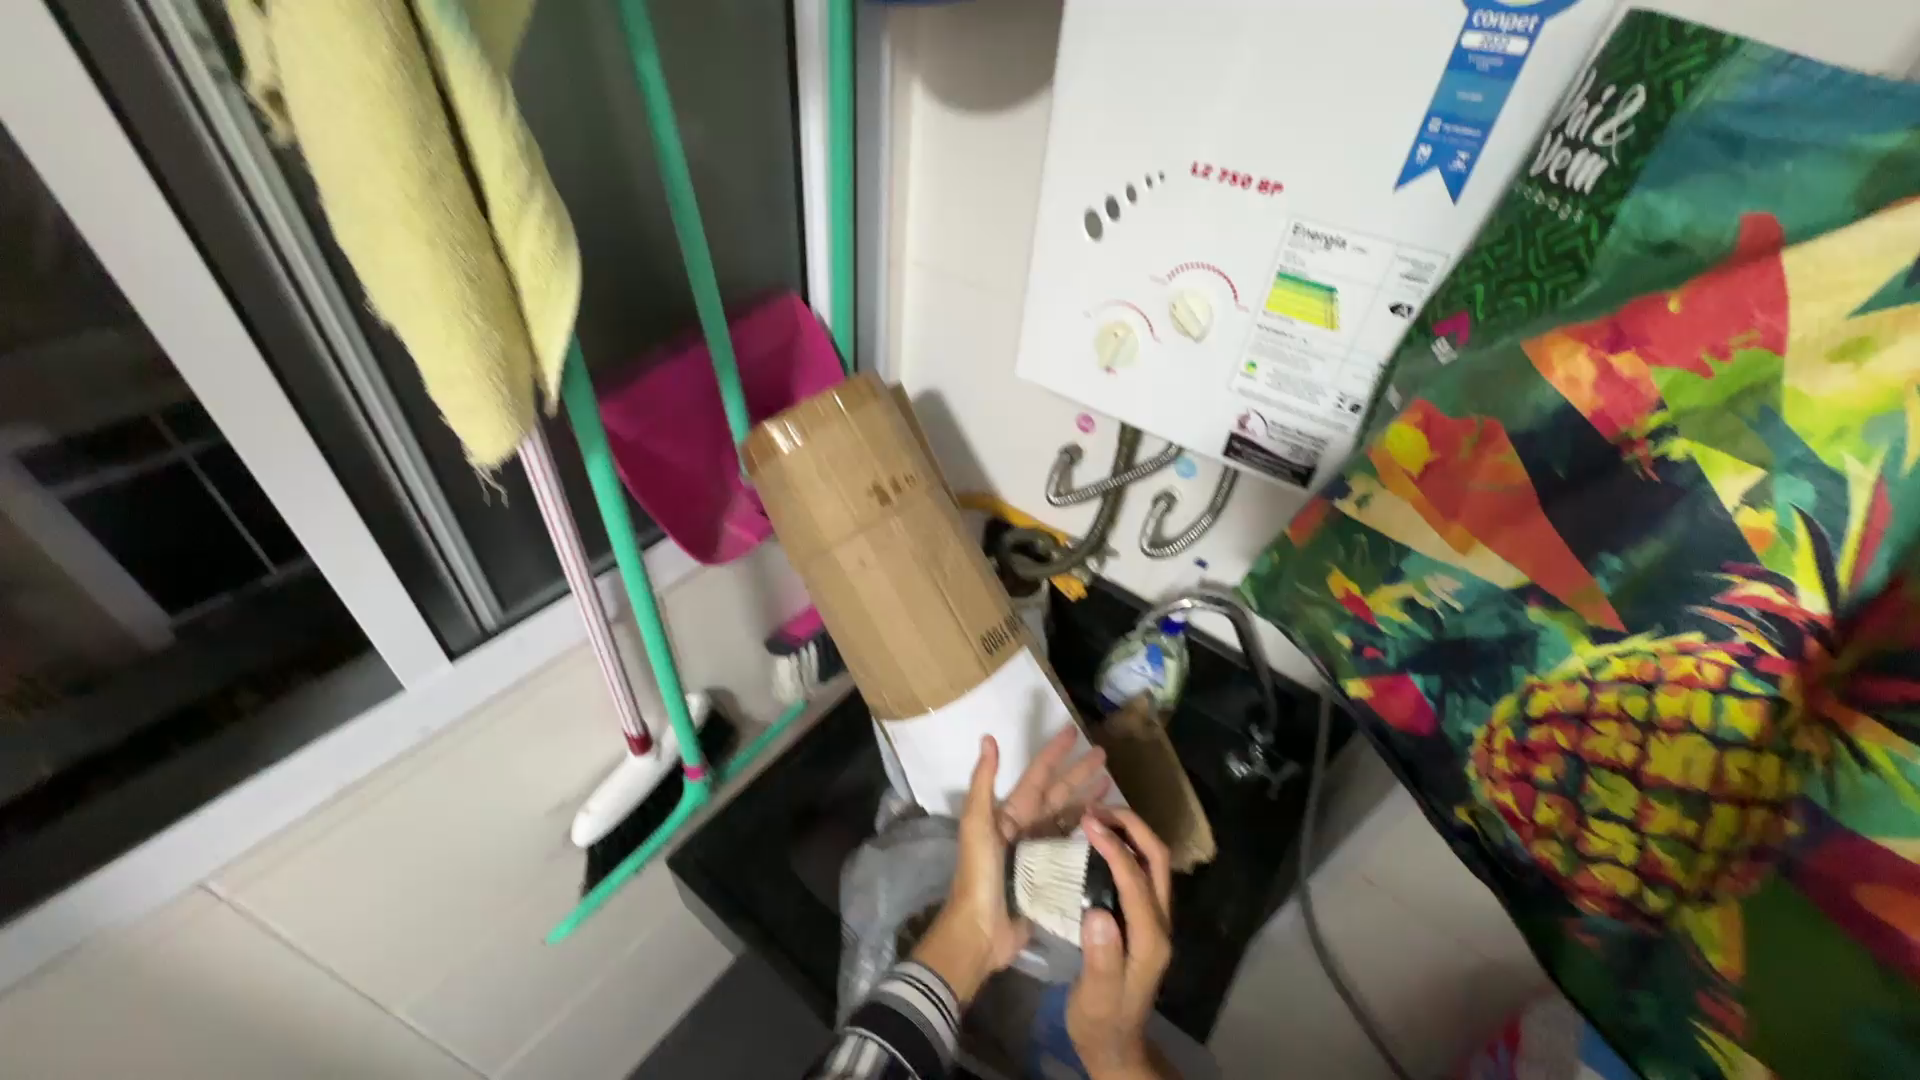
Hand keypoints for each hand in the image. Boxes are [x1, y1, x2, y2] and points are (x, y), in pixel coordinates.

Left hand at [913, 730, 1110, 1003]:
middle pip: (1058, 794)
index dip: (1054, 753)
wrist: (980, 929)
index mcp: (1009, 814)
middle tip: (1105, 755)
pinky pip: (1076, 850)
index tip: (1073, 731)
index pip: (1037, 775)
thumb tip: (989, 738)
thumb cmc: (978, 874)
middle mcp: (1027, 828)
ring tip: (1112, 785)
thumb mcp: (977, 824)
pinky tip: (1110, 829)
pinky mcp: (1053, 878)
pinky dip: (1092, 836)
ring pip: (1070, 818)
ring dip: (1089, 800)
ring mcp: (1041, 853)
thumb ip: (983, 782)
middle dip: (1079, 773)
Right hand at [1068, 809, 1173, 1079]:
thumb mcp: (1096, 997)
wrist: (1115, 1045)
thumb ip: (1101, 959)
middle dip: (1131, 826)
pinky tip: (1097, 843)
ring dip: (1129, 832)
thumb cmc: (1101, 1022)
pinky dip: (1124, 847)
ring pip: (1153, 861)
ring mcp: (1154, 920)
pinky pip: (1141, 871)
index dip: (1114, 846)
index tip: (1085, 823)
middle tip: (1094, 810)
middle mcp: (1160, 923)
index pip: (1137, 878)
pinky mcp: (1143, 919)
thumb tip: (1098, 913)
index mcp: (1151, 939)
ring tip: (1094, 817)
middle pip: (1157, 859)